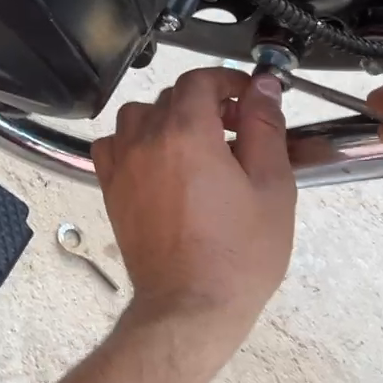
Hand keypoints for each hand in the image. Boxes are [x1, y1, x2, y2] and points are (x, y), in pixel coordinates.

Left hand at [92, 67, 295, 342]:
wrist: (191, 302)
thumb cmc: (237, 254)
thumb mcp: (271, 186)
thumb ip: (264, 127)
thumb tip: (263, 88)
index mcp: (185, 133)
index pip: (199, 80)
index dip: (228, 80)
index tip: (250, 96)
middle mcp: (145, 140)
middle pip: (171, 97)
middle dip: (207, 102)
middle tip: (238, 127)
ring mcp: (122, 162)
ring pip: (138, 115)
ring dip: (167, 118)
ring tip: (199, 144)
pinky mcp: (110, 186)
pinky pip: (112, 144)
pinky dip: (133, 141)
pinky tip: (160, 161)